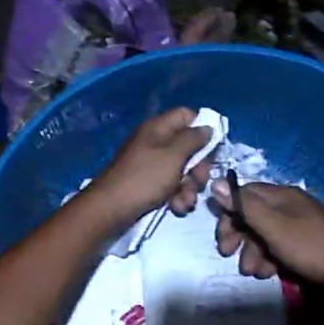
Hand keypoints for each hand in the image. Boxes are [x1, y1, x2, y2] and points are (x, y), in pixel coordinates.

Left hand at [87, 107, 215, 224]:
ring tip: (185, 201)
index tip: (212, 148)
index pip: (186, 115)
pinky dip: (177, 196)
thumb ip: (193, 139)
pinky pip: (171, 185)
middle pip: (188, 146)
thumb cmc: (144, 178)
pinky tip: (176, 207)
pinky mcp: (148, 184)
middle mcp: (154, 142)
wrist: (110, 209)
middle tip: (199, 180)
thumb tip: (208, 126)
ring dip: (189, 187)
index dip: (202, 128)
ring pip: (182, 170)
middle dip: (198, 166)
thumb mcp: (173, 156)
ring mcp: (150, 164)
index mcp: (158, 128)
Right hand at [211, 180, 323, 287]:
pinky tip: (271, 274)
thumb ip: (245, 206)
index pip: (243, 194)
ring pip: (262, 236)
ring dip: (252, 253)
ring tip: (256, 272)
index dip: (228, 213)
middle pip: (251, 215)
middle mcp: (288, 207)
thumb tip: (216, 181)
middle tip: (228, 254)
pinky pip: (277, 249)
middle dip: (238, 235)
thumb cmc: (313, 247)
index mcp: (281, 196)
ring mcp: (298, 228)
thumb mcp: (274, 226)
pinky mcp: (305, 248)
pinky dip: (268, 260)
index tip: (222, 237)